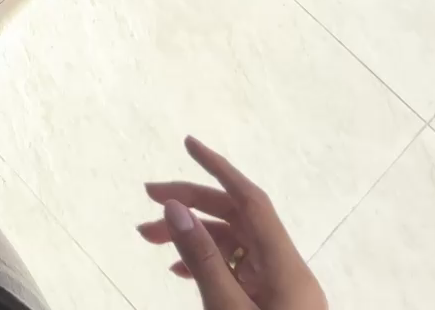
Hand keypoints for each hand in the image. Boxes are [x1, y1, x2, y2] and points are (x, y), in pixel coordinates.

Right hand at [137, 137, 326, 309]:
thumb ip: (201, 258)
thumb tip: (174, 205)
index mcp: (287, 269)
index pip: (250, 200)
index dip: (218, 168)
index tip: (186, 142)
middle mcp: (288, 273)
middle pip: (237, 218)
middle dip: (191, 201)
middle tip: (146, 199)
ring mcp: (282, 293)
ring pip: (232, 243)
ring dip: (190, 234)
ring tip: (148, 239)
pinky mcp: (272, 308)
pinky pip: (236, 268)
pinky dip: (204, 259)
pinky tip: (177, 271)